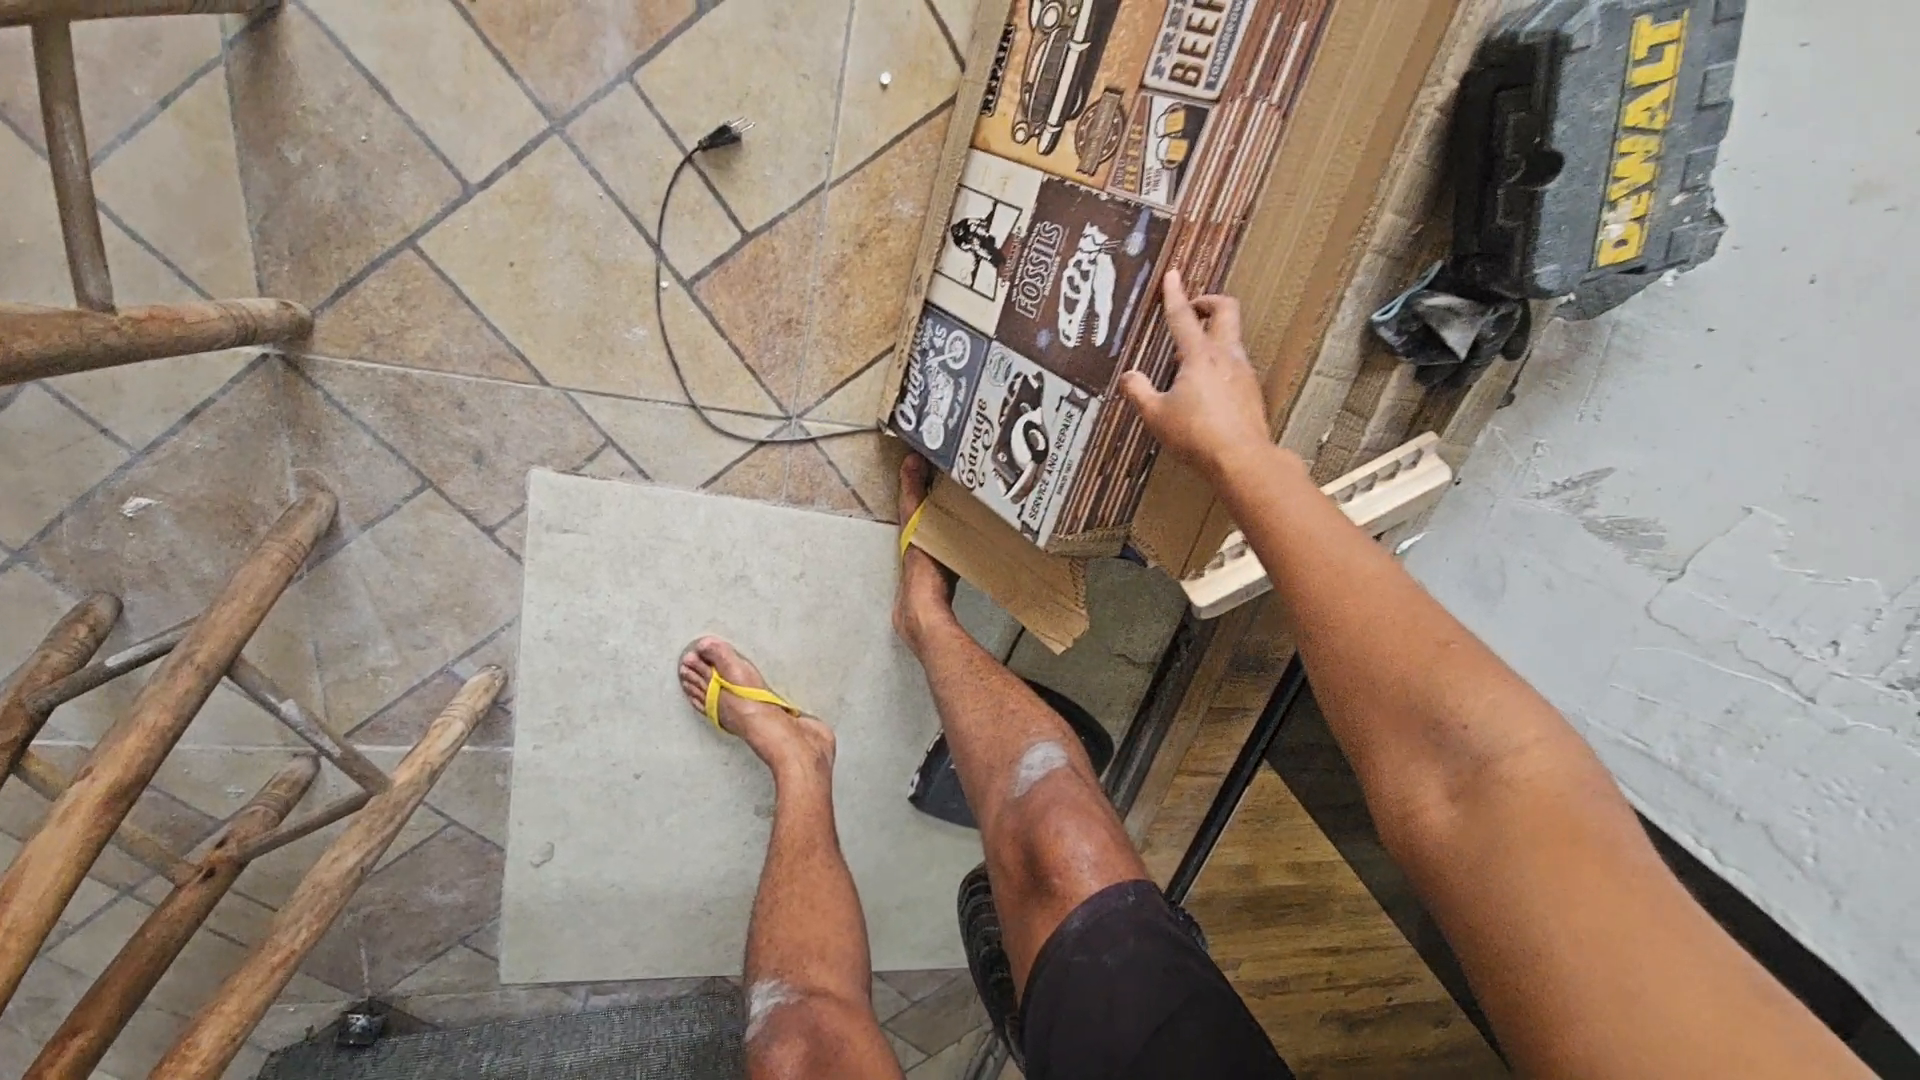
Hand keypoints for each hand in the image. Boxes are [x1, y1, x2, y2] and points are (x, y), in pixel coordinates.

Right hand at [1120, 269, 1272, 481]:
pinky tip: (1206, 386)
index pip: (1183, 316)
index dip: (1175, 294)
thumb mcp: (1156, 415)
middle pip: (1226, 310)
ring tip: (1190, 357)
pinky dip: (1220, 363)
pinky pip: (1235, 365)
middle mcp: (1226, 356)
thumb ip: (1138, 392)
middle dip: (1209, 302)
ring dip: (1213, 335)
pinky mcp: (1251, 390)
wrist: (1241, 459)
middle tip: (1193, 307)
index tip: (1173, 275)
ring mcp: (1243, 372)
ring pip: (1232, 338)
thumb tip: (1128, 376)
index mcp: (1199, 356)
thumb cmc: (1197, 436)